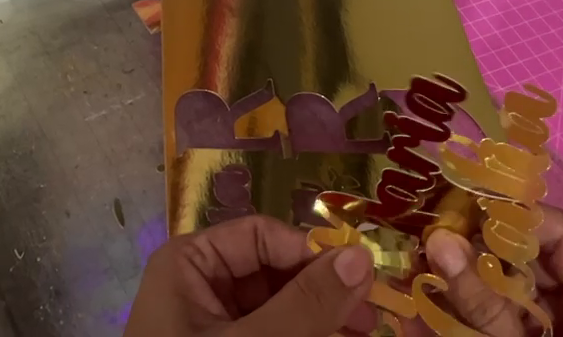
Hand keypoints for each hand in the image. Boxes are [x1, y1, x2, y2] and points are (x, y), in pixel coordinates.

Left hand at [124, 214, 379, 336]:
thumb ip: (306, 303)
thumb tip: (359, 256)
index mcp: (190, 264)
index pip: (260, 236)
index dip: (310, 252)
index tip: (361, 277)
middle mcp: (198, 287)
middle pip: (272, 272)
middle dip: (321, 292)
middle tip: (372, 318)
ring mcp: (209, 327)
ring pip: (277, 308)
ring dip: (318, 320)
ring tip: (363, 334)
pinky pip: (271, 336)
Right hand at [423, 206, 562, 336]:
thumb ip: (491, 306)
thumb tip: (437, 240)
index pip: (556, 232)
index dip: (503, 214)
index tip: (447, 206)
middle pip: (523, 263)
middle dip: (467, 253)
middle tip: (415, 240)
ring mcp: (561, 336)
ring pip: (502, 298)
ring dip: (453, 290)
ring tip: (405, 273)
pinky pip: (495, 329)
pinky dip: (457, 325)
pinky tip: (416, 317)